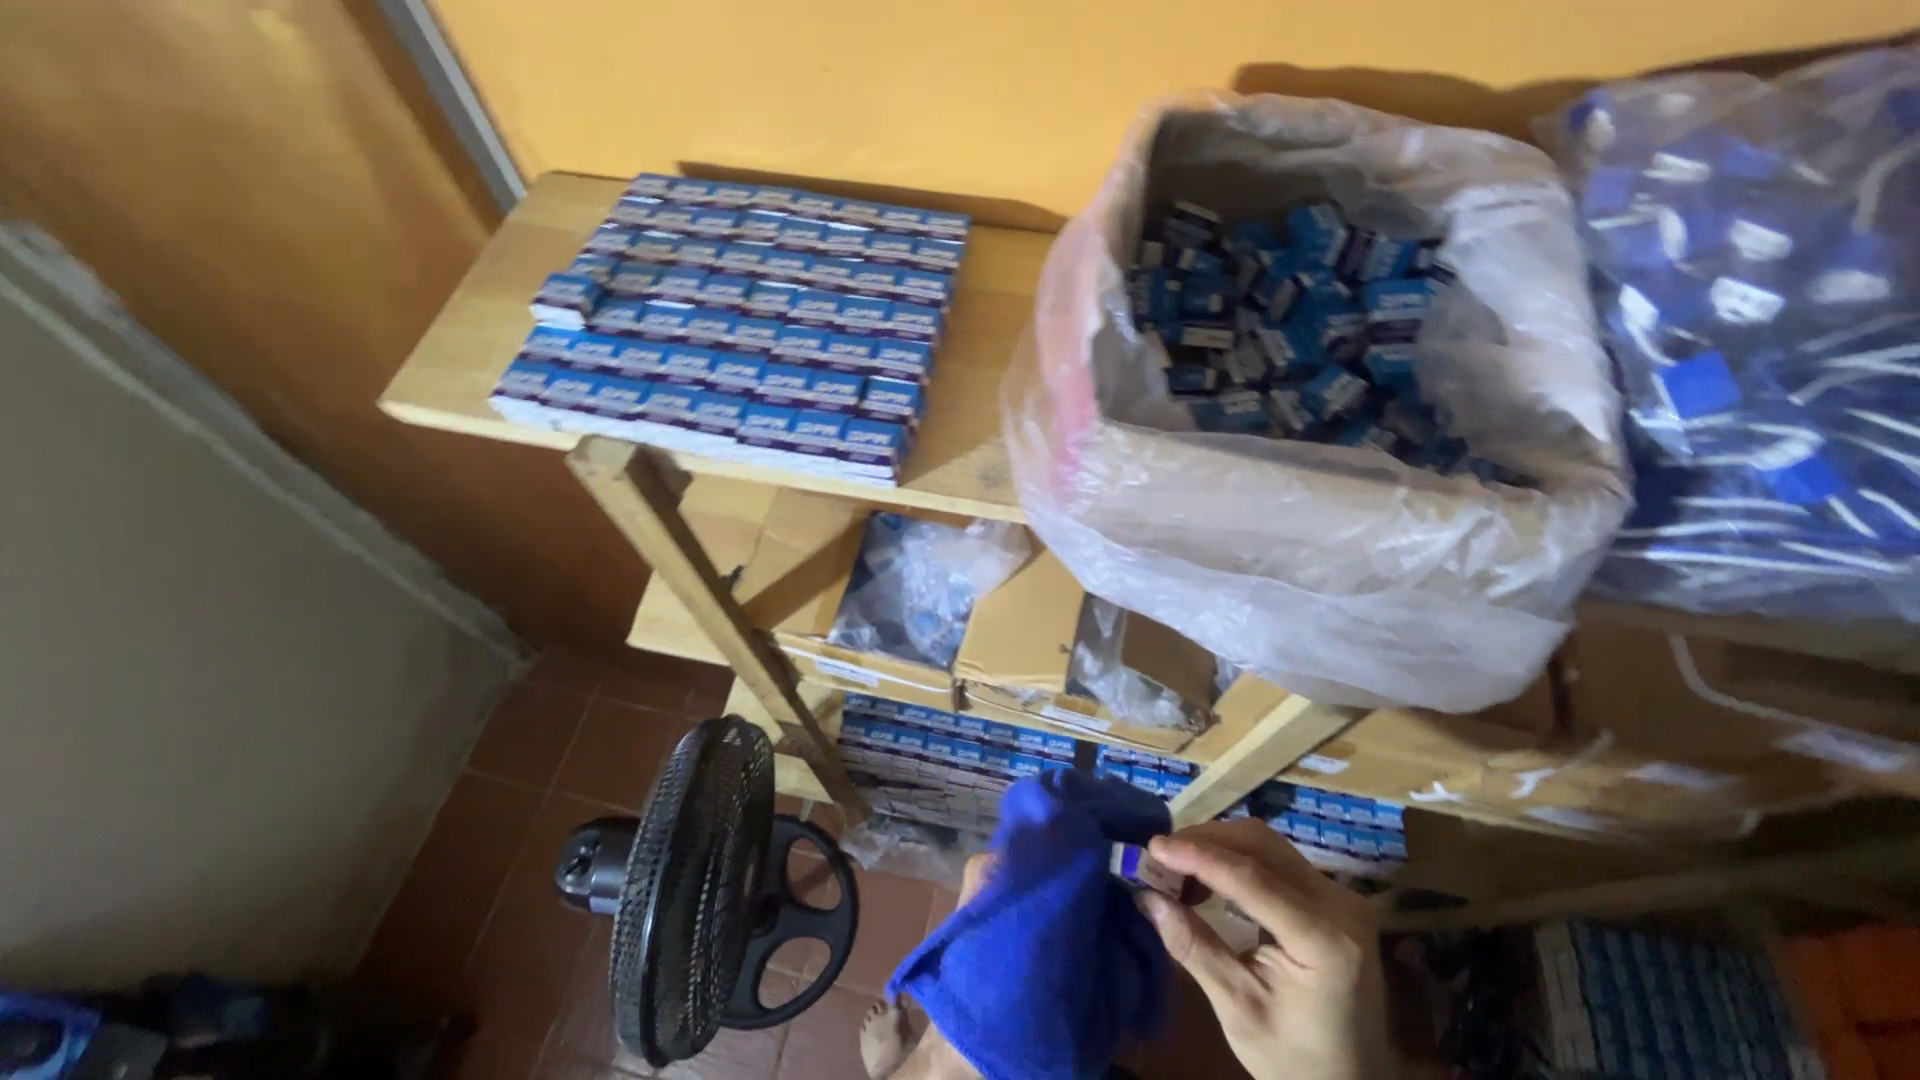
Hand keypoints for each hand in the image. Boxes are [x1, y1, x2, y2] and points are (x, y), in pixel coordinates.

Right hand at [1134, 820, 1392, 1079]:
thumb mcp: (1238, 1010)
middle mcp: (1341, 904)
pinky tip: (1208, 875)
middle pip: (1261, 846)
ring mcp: (1342, 897)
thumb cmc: (1294, 1057)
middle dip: (1204, 842)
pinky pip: (1278, 859)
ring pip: (1268, 844)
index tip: (1153, 846)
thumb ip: (1195, 948)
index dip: (1198, 856)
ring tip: (1176, 866)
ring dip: (1218, 846)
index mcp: (1323, 940)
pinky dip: (1236, 858)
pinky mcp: (1333, 897)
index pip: (1251, 878)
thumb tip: (1146, 896)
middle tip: (1158, 856)